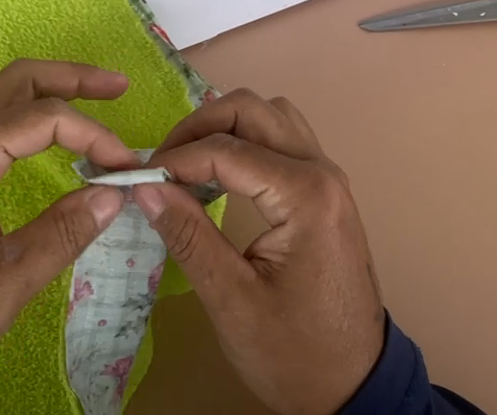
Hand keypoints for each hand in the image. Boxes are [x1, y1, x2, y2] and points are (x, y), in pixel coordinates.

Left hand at [0, 59, 138, 386]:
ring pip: (3, 98)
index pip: (44, 118)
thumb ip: (63, 232)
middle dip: (72, 78)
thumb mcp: (4, 283)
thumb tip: (115, 194)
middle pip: (18, 81)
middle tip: (119, 88)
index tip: (127, 167)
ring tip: (96, 100)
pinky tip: (52, 137)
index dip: (94, 134)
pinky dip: (29, 117)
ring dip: (50, 92)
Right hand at [132, 90, 385, 414]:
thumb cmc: (295, 352)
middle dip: (200, 126)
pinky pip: (284, 136)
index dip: (177, 158)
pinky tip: (223, 171)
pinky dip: (248, 138)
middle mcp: (322, 170)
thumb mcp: (232, 301)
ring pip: (270, 114)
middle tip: (164, 163)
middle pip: (251, 110)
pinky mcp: (325, 188)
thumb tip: (146, 187)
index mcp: (305, 195)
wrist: (356, 386)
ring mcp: (328, 176)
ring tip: (190, 161)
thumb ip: (189, 236)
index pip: (227, 150)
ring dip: (226, 124)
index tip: (140, 178)